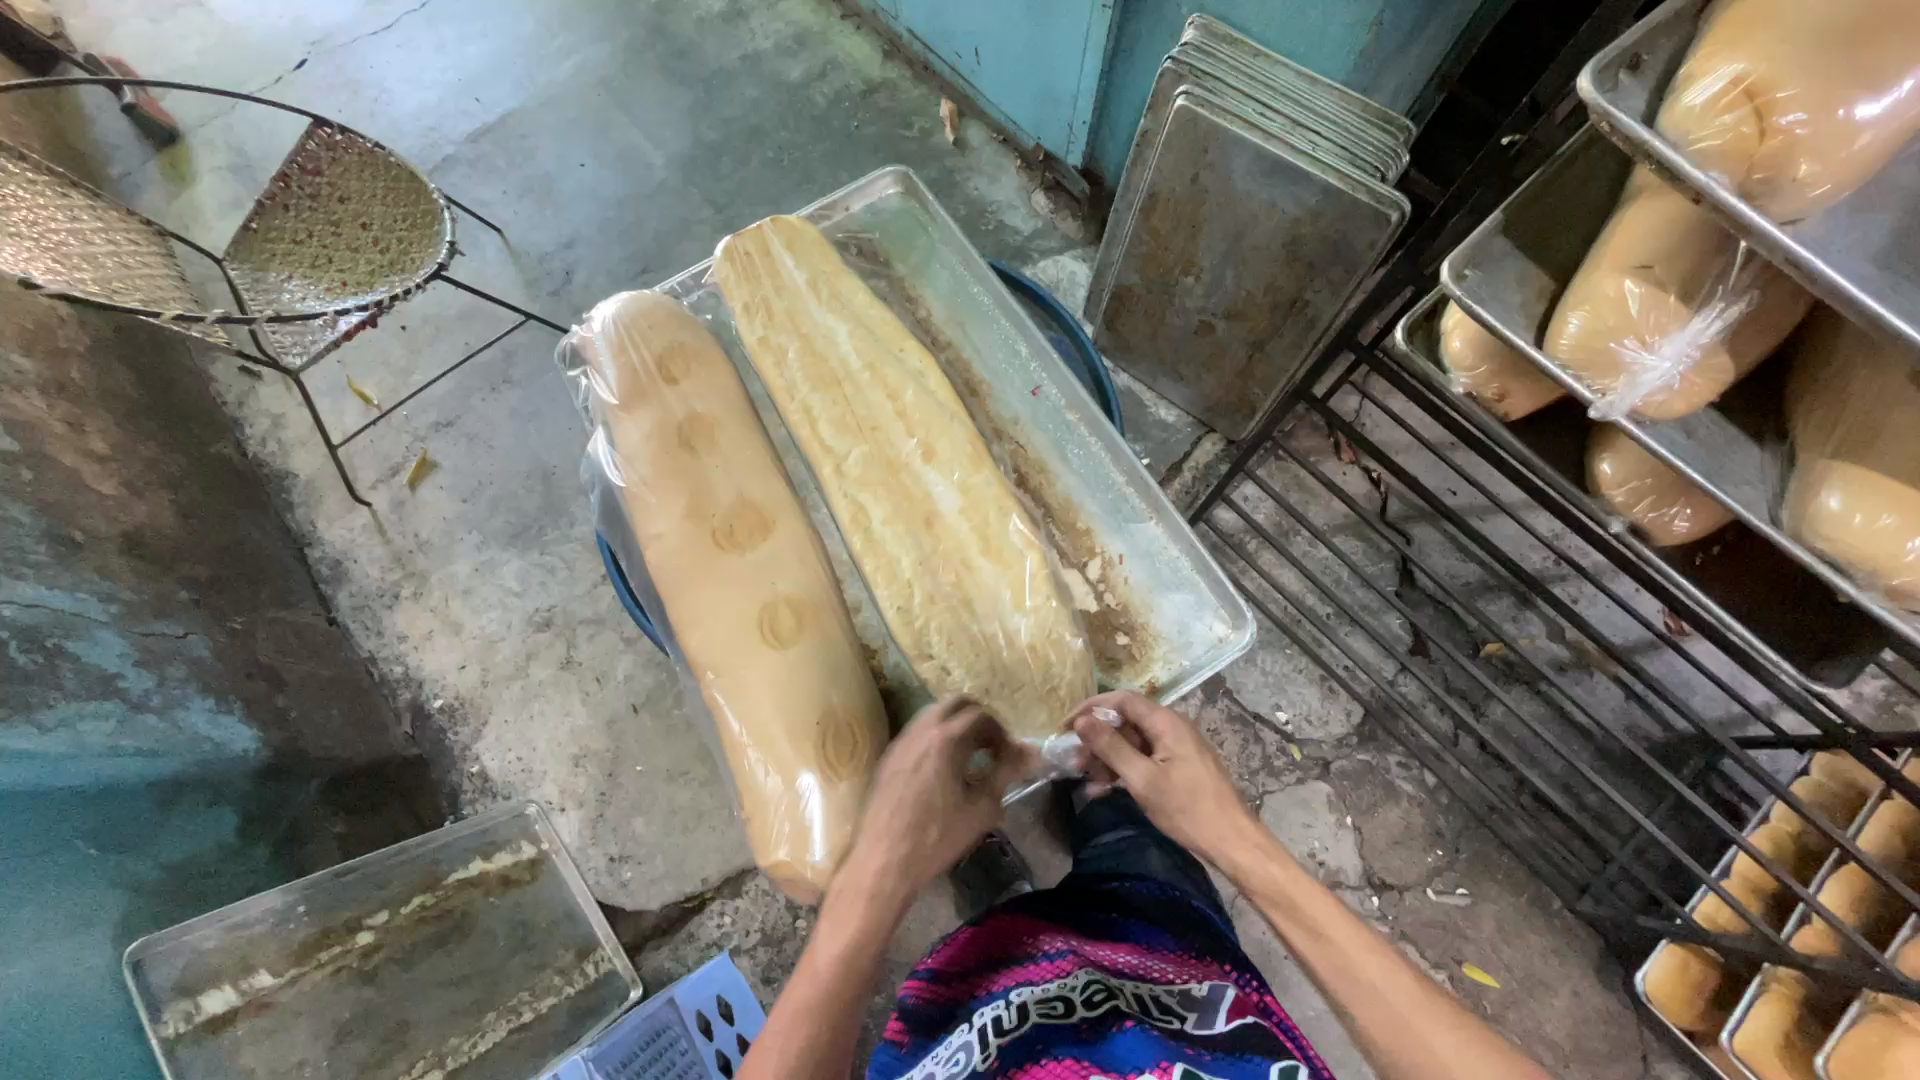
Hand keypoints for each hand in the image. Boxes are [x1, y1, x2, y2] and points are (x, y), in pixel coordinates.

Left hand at [839, 696, 1037, 908]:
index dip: (1002, 733)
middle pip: (955, 704)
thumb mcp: (981, 809)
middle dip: (978, 719)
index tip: (1009, 755)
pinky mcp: (888, 758)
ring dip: (955, 726)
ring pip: (932, 715)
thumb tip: (1032, 752)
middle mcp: (921, 731)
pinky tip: (942, 771)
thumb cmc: (937, 838)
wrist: (884, 861)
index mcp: (946, 739)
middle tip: (991, 746)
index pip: (982, 716)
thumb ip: (1007, 773)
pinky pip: (916, 733)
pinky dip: (935, 738)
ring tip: (968, 757)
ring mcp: (900, 743)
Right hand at [1070, 691, 1260, 864]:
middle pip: (1126, 720)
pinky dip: (1125, 769)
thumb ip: (1110, 747)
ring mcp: (1177, 746)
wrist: (1232, 841)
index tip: (1066, 727)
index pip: (1121, 700)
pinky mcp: (1179, 765)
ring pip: (1133, 741)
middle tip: (1076, 761)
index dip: (1091, 708)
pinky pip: (1145, 757)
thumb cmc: (1187, 809)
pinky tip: (1106, 789)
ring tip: (1089, 780)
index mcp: (1166, 722)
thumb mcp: (1142, 779)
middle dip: (1099, 739)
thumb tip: (1082, 721)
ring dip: (1109, 757)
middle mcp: (1172, 727)